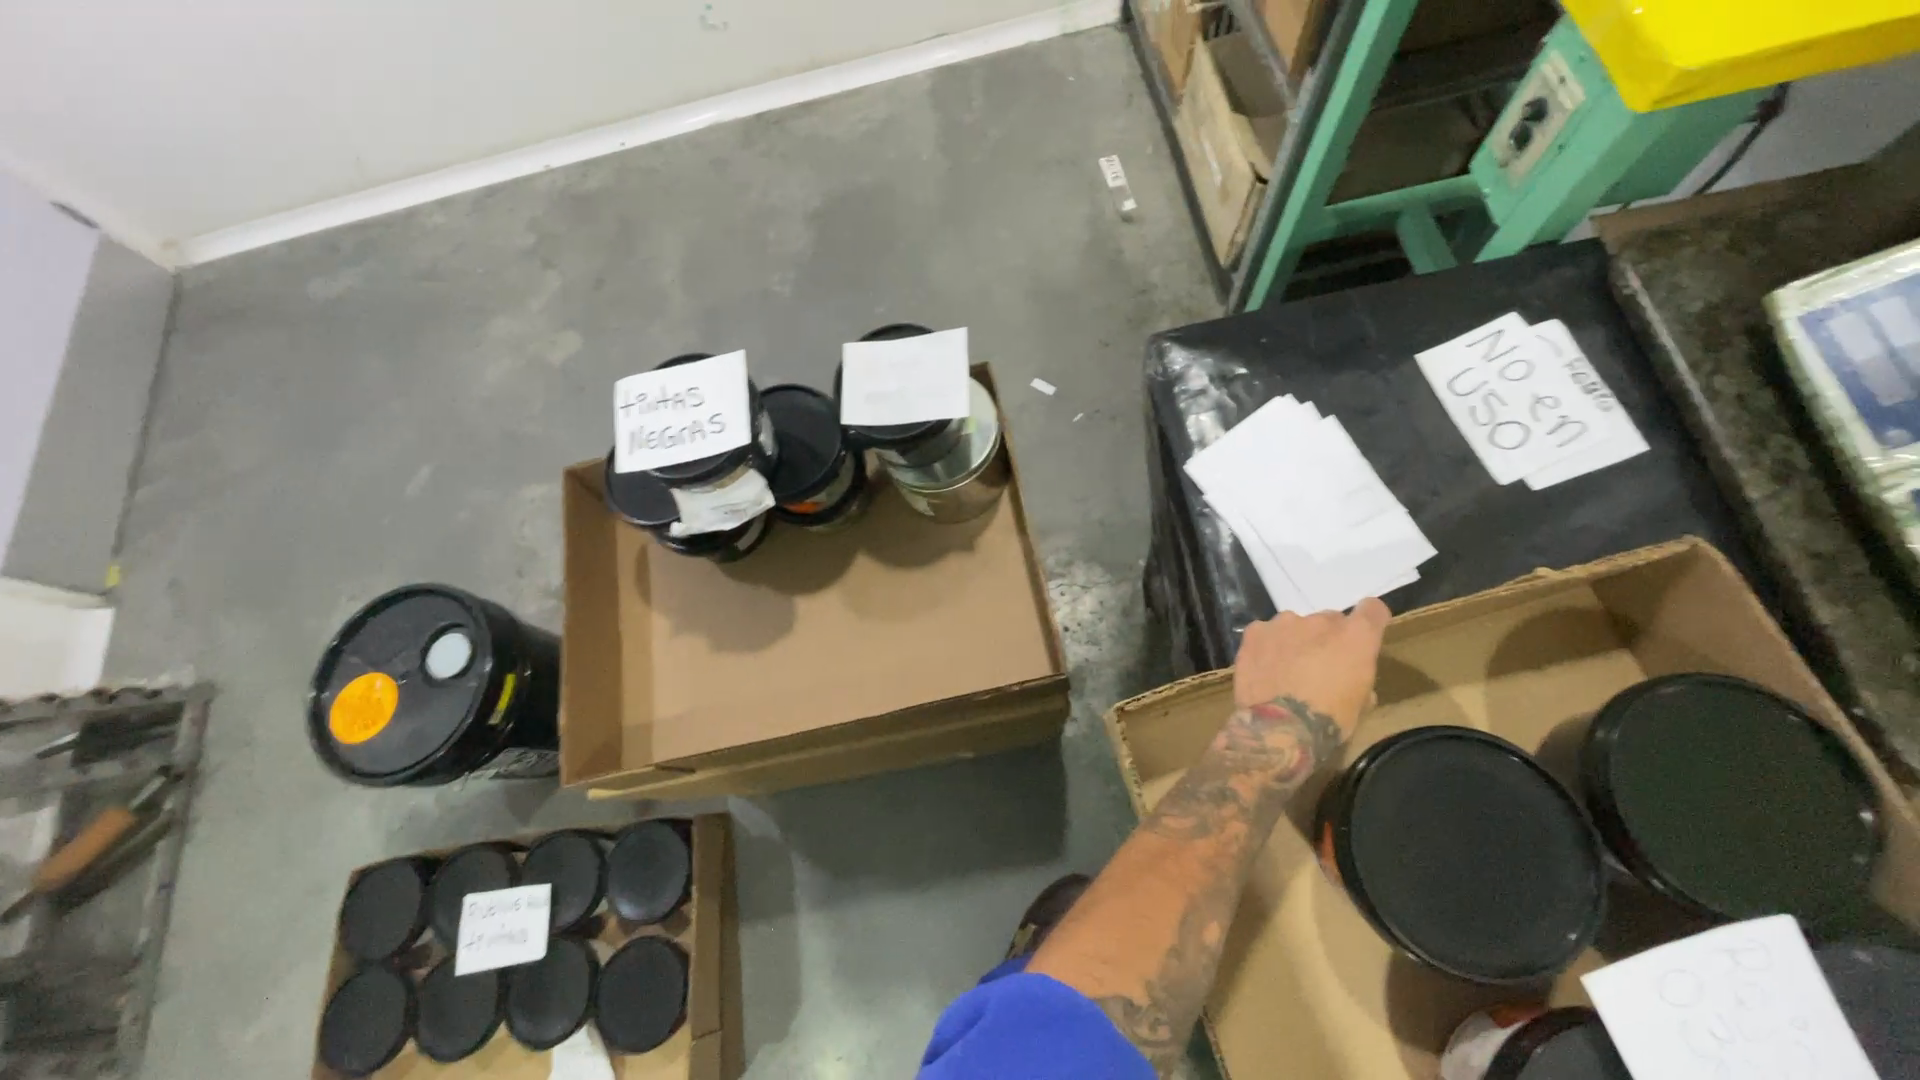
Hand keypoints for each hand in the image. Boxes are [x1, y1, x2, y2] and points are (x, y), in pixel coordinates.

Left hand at [1232, 599, 1389, 737]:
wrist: (1280, 727)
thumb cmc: (1328, 720)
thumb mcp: (1359, 703)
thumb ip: (1359, 676)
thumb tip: (1351, 675)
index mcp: (1356, 637)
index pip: (1372, 610)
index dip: (1368, 619)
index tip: (1361, 633)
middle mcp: (1321, 622)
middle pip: (1328, 621)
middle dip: (1325, 639)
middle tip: (1316, 665)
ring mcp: (1285, 623)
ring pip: (1294, 626)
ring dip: (1294, 641)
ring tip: (1284, 670)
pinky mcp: (1256, 632)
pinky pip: (1265, 633)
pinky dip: (1266, 646)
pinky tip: (1263, 668)